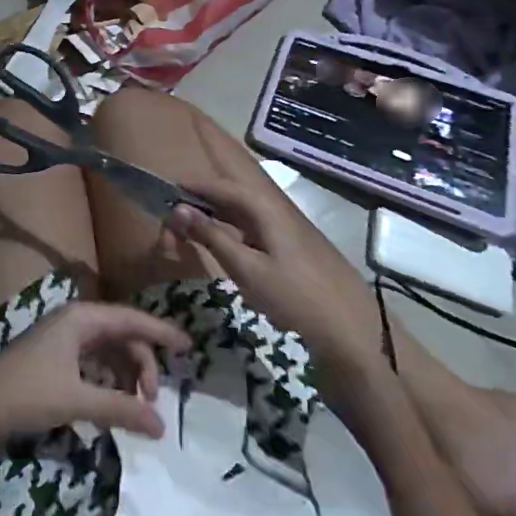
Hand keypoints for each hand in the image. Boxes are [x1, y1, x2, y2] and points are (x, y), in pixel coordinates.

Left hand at [0, 302, 190, 442]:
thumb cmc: (29, 394)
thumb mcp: (78, 400)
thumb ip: (122, 409)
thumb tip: (161, 426)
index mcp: (80, 318)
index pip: (131, 319)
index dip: (161, 332)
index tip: (188, 346)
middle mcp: (74, 320)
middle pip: (122, 335)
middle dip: (142, 364)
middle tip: (153, 400)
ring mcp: (63, 337)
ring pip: (108, 349)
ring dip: (127, 373)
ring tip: (136, 405)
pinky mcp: (56, 356)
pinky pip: (94, 360)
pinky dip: (110, 378)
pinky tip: (115, 400)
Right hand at [167, 175, 381, 370]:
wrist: (351, 329)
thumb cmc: (295, 296)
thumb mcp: (247, 269)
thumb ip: (212, 237)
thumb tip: (178, 208)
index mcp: (265, 209)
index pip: (221, 186)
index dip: (192, 187)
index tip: (164, 193)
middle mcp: (275, 211)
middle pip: (231, 197)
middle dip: (200, 204)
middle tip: (172, 221)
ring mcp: (286, 230)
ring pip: (242, 214)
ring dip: (214, 219)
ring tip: (188, 233)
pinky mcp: (292, 248)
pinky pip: (253, 230)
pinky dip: (230, 233)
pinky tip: (222, 248)